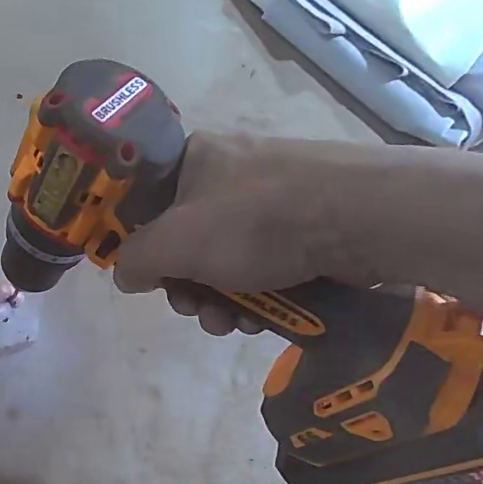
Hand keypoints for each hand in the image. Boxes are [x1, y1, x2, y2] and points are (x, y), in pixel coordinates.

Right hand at [111, 133, 370, 335]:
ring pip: (225, 261)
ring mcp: (270, 201)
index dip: (143, 246)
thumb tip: (125, 274)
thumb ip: (137, 260)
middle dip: (186, 287)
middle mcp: (229, 175)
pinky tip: (261, 318)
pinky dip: (255, 296)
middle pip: (187, 241)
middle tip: (194, 309)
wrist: (357, 218)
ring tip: (231, 324)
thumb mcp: (176, 243)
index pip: (148, 203)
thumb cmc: (254, 222)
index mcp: (193, 160)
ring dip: (219, 301)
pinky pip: (262, 266)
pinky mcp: (302, 227)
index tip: (152, 280)